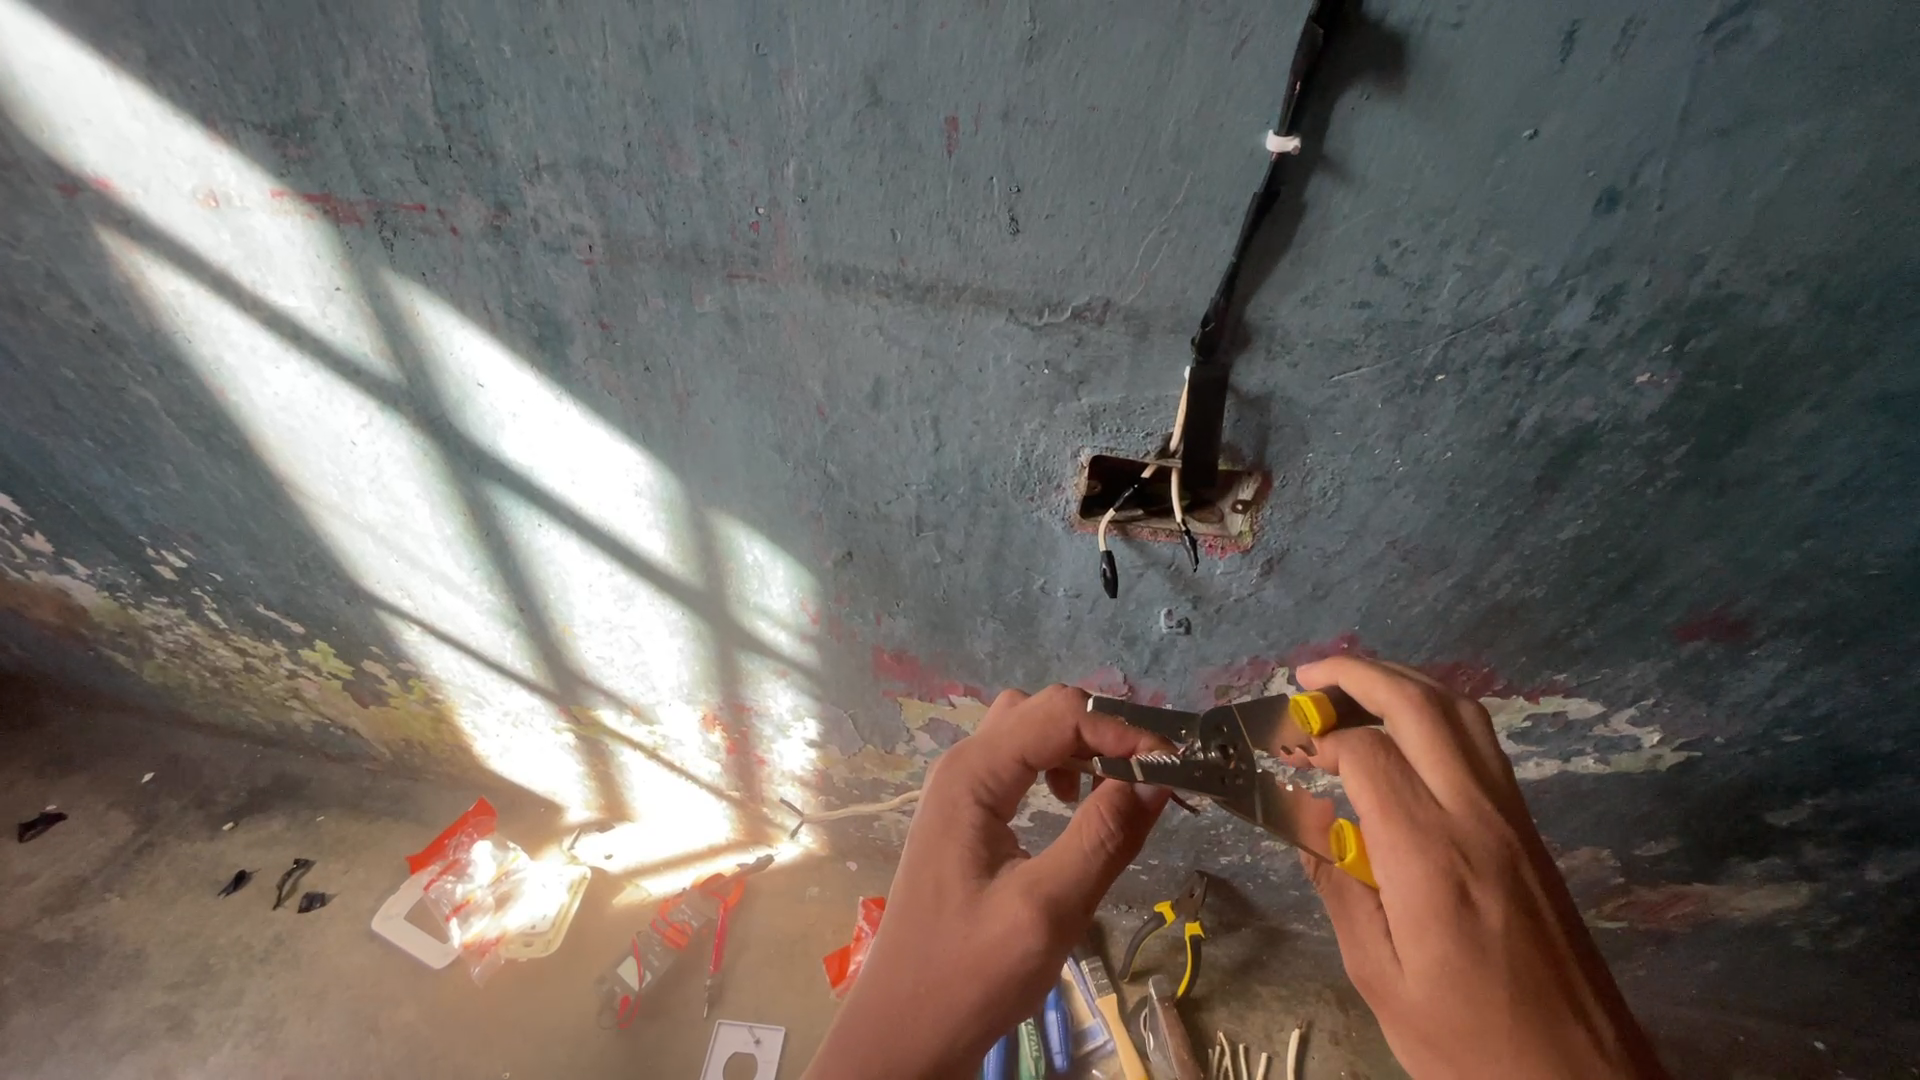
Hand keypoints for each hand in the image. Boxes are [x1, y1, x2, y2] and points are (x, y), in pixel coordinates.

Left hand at [805, 685, 1170, 1079]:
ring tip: (1111, 787)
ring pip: (1029, 728)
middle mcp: (963, 764)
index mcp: (973, 774)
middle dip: (1101, 730)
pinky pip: (1018, 759)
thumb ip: (1103, 838)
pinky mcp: (967, 810)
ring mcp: (961, 785)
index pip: (1057, 714)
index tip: (1170, 767)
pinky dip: (1056, 763)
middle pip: (1041, 709)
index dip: (1118, 730)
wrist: (906, 1026)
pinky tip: (1070, 803)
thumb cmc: (969, 973)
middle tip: (1148, 774)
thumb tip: (1156, 778)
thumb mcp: (1047, 910)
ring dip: (1077, 743)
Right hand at [1285, 657, 1667, 1079]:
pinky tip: (1402, 731)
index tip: (1290, 754)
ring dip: (1400, 682)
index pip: (1367, 754)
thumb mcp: (1377, 975)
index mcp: (1429, 855)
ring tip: (1350, 687)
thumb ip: (1336, 884)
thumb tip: (1302, 819)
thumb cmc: (1467, 1042)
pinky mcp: (1530, 830)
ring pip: (1460, 712)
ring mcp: (1512, 818)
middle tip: (1307, 675)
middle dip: (1355, 673)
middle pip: (1418, 705)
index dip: (1319, 740)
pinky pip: (1481, 742)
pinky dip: (1434, 712)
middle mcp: (1477, 818)